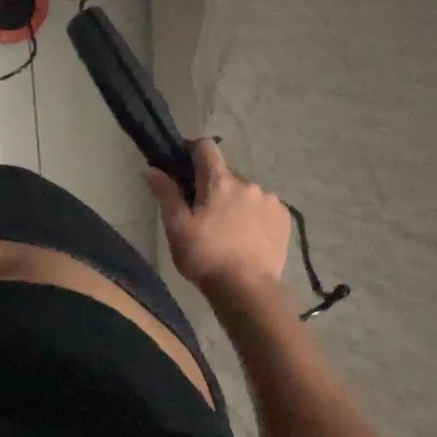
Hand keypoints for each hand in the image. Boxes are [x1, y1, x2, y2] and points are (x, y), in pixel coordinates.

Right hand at [146, 139, 290, 291]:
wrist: (247, 288)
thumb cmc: (204, 255)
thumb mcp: (176, 226)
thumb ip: (166, 194)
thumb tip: (152, 169)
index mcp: (220, 183)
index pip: (206, 149)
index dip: (191, 151)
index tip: (181, 168)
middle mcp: (249, 184)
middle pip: (224, 174)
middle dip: (211, 186)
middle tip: (199, 213)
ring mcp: (271, 201)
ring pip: (244, 191)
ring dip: (232, 201)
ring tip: (224, 228)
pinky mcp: (284, 218)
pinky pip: (262, 206)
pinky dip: (251, 213)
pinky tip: (244, 235)